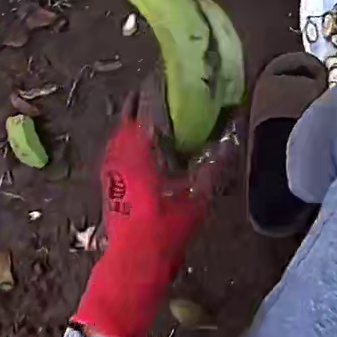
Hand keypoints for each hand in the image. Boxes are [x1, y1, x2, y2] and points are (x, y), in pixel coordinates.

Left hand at [71, 86, 239, 336]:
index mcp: (138, 149)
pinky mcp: (107, 175)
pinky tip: (148, 138)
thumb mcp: (195, 198)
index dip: (157, 85)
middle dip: (145, 95)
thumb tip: (229, 143)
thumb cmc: (163, 230)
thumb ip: (212, 168)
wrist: (131, 264)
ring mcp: (109, 163)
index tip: (172, 72)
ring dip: (137, 113)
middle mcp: (119, 149)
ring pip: (121, 125)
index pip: (145, 104)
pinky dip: (131, 131)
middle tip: (167, 86)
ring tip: (160, 106)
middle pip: (129, 109)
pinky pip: (118, 141)